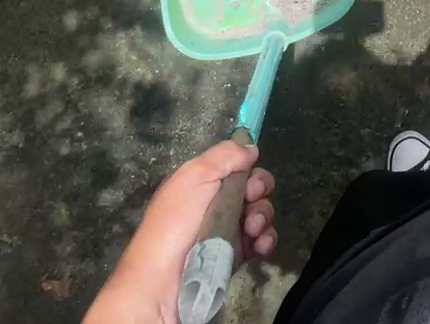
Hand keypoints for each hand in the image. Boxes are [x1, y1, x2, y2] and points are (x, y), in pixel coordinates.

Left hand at [83, 141, 276, 323]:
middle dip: (260, 190)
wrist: (162, 282)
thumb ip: (226, 155)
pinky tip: (261, 245)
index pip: (238, 167)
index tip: (248, 178)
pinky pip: (262, 240)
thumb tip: (251, 148)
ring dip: (264, 215)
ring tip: (253, 228)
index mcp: (204, 184)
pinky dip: (266, 239)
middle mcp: (218, 204)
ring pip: (261, 212)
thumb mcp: (195, 176)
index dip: (249, 168)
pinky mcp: (237, 255)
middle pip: (254, 187)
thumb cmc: (176, 222)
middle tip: (252, 200)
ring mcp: (229, 230)